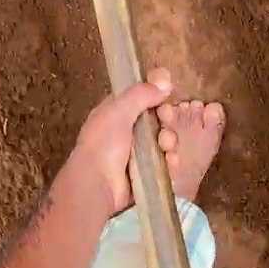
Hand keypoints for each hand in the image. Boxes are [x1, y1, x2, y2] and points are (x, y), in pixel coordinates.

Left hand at [67, 67, 173, 212]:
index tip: (166, 95)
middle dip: (166, 119)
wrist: (98, 186)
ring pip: (164, 140)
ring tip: (165, 146)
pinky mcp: (146, 173)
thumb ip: (140, 94)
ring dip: (170, 141)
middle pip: (157, 119)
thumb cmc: (103, 144)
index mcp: (114, 113)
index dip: (155, 96)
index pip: (140, 98)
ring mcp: (136, 154)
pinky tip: (170, 162)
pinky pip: (165, 163)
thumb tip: (165, 82)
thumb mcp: (118, 111)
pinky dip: (171, 161)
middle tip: (167, 121)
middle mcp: (125, 132)